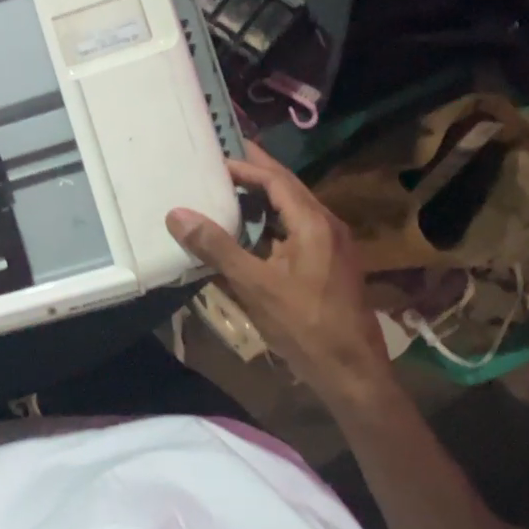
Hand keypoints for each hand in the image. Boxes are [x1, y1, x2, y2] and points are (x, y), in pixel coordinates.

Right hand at [165, 141, 393, 404]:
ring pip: (293, 209)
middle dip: (256, 172)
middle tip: (222, 159)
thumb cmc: (304, 324)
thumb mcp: (254, 286)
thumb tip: (177, 214)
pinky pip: (296, 230)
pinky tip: (250, 232)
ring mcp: (331, 246)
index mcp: (313, 223)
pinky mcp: (329, 264)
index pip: (276, 180)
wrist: (350, 369)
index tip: (213, 158)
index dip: (245, 166)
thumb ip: (216, 247)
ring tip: (229, 190)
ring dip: (264, 197)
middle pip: (288, 188)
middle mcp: (327, 226)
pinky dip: (271, 221)